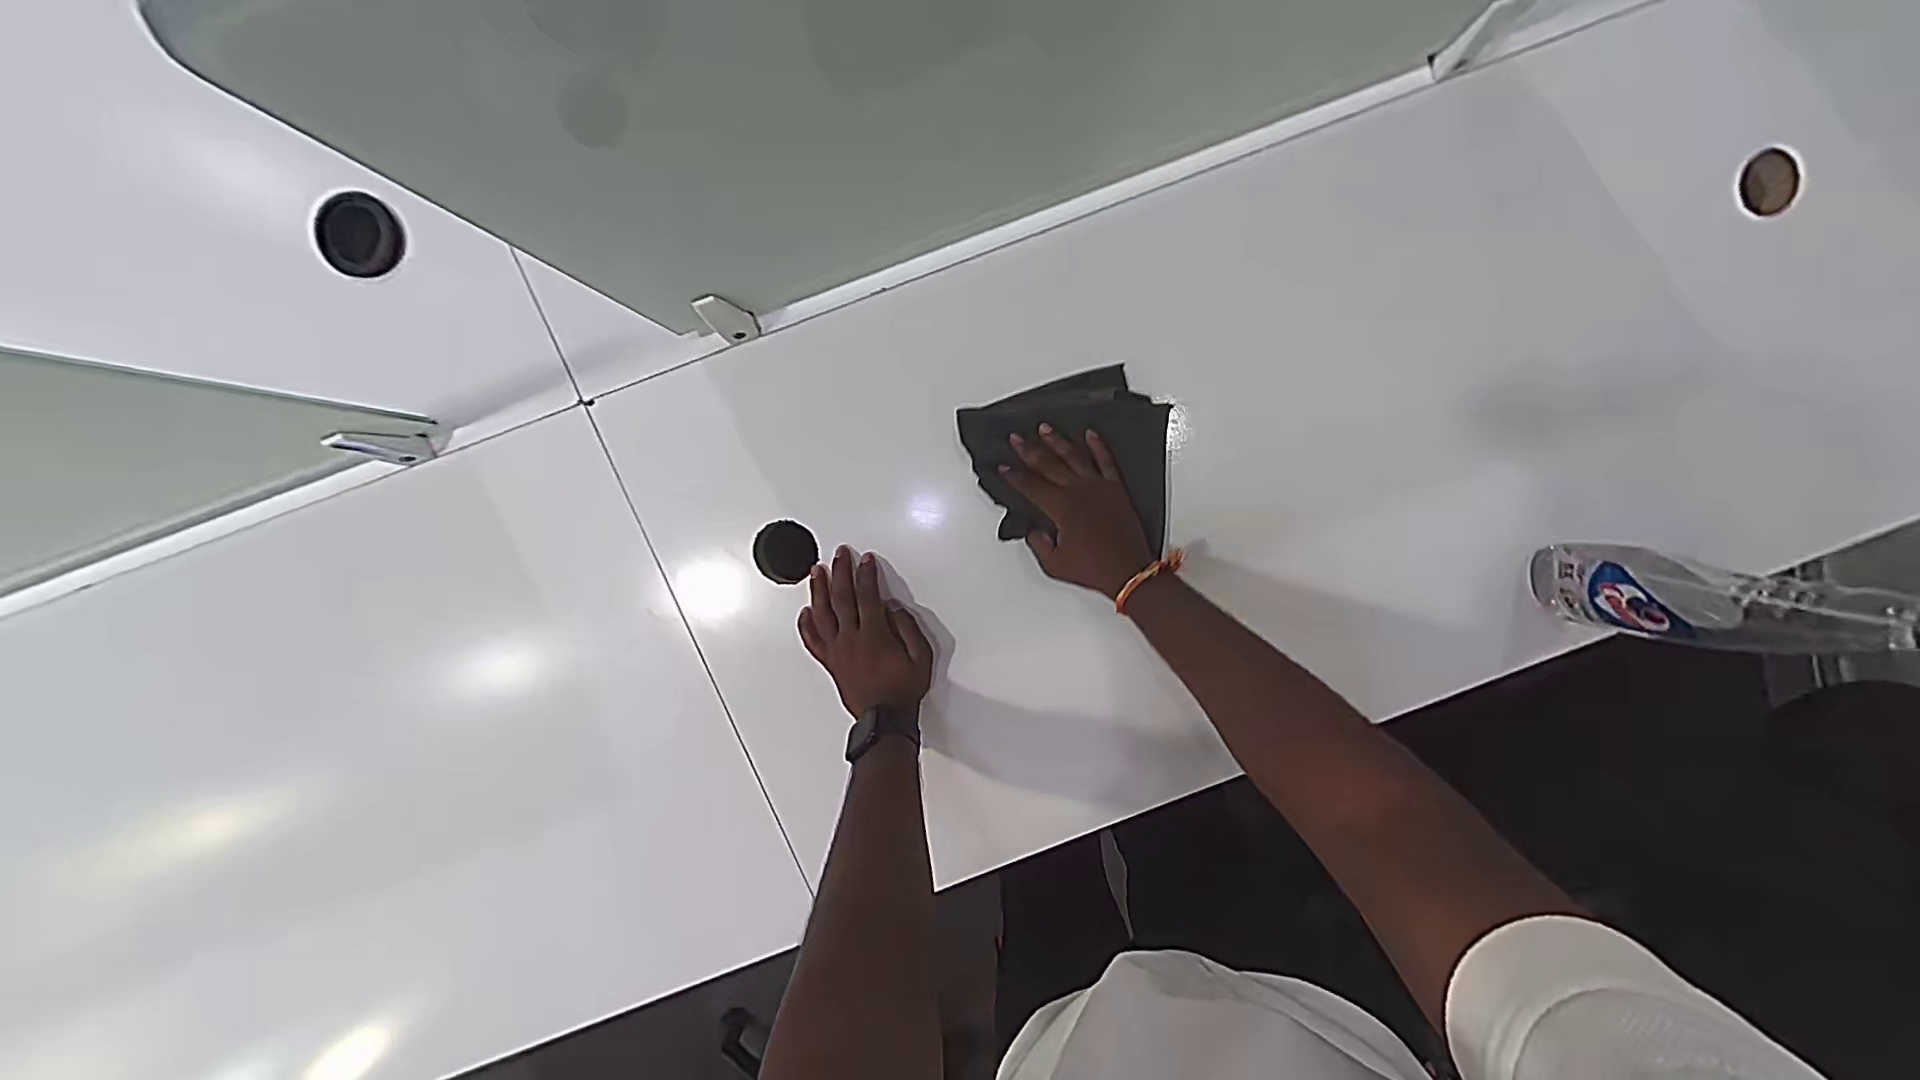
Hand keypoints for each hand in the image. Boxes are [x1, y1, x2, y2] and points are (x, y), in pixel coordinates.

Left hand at [798, 546, 934, 717]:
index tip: (866, 560)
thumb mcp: (921, 657)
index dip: (866, 574)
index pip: (867, 595)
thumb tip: (894, 610)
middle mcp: (851, 639)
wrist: (885, 719)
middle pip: (841, 597)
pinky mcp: (831, 662)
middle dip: (841, 571)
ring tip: (816, 572)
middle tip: (840, 554)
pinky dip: (806, 624)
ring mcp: (838, 651)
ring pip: (822, 613)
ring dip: (819, 589)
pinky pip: (813, 640)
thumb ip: (908, 629)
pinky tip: (805, 612)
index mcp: (874, 635)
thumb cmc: (902, 691)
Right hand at [1001, 424, 1155, 598]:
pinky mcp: (1116, 489)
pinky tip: (1089, 434)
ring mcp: (1099, 487)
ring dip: (1057, 441)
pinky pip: (1106, 461)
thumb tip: (1034, 529)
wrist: (1129, 571)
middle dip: (1029, 450)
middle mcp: (1079, 492)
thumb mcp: (1054, 563)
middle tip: (1016, 437)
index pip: (1031, 486)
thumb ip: (1039, 543)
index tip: (1002, 466)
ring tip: (1044, 428)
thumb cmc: (1093, 569)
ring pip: (1074, 456)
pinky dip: (1098, 446)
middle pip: (1048, 465)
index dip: (1014, 476)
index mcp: (1062, 508)